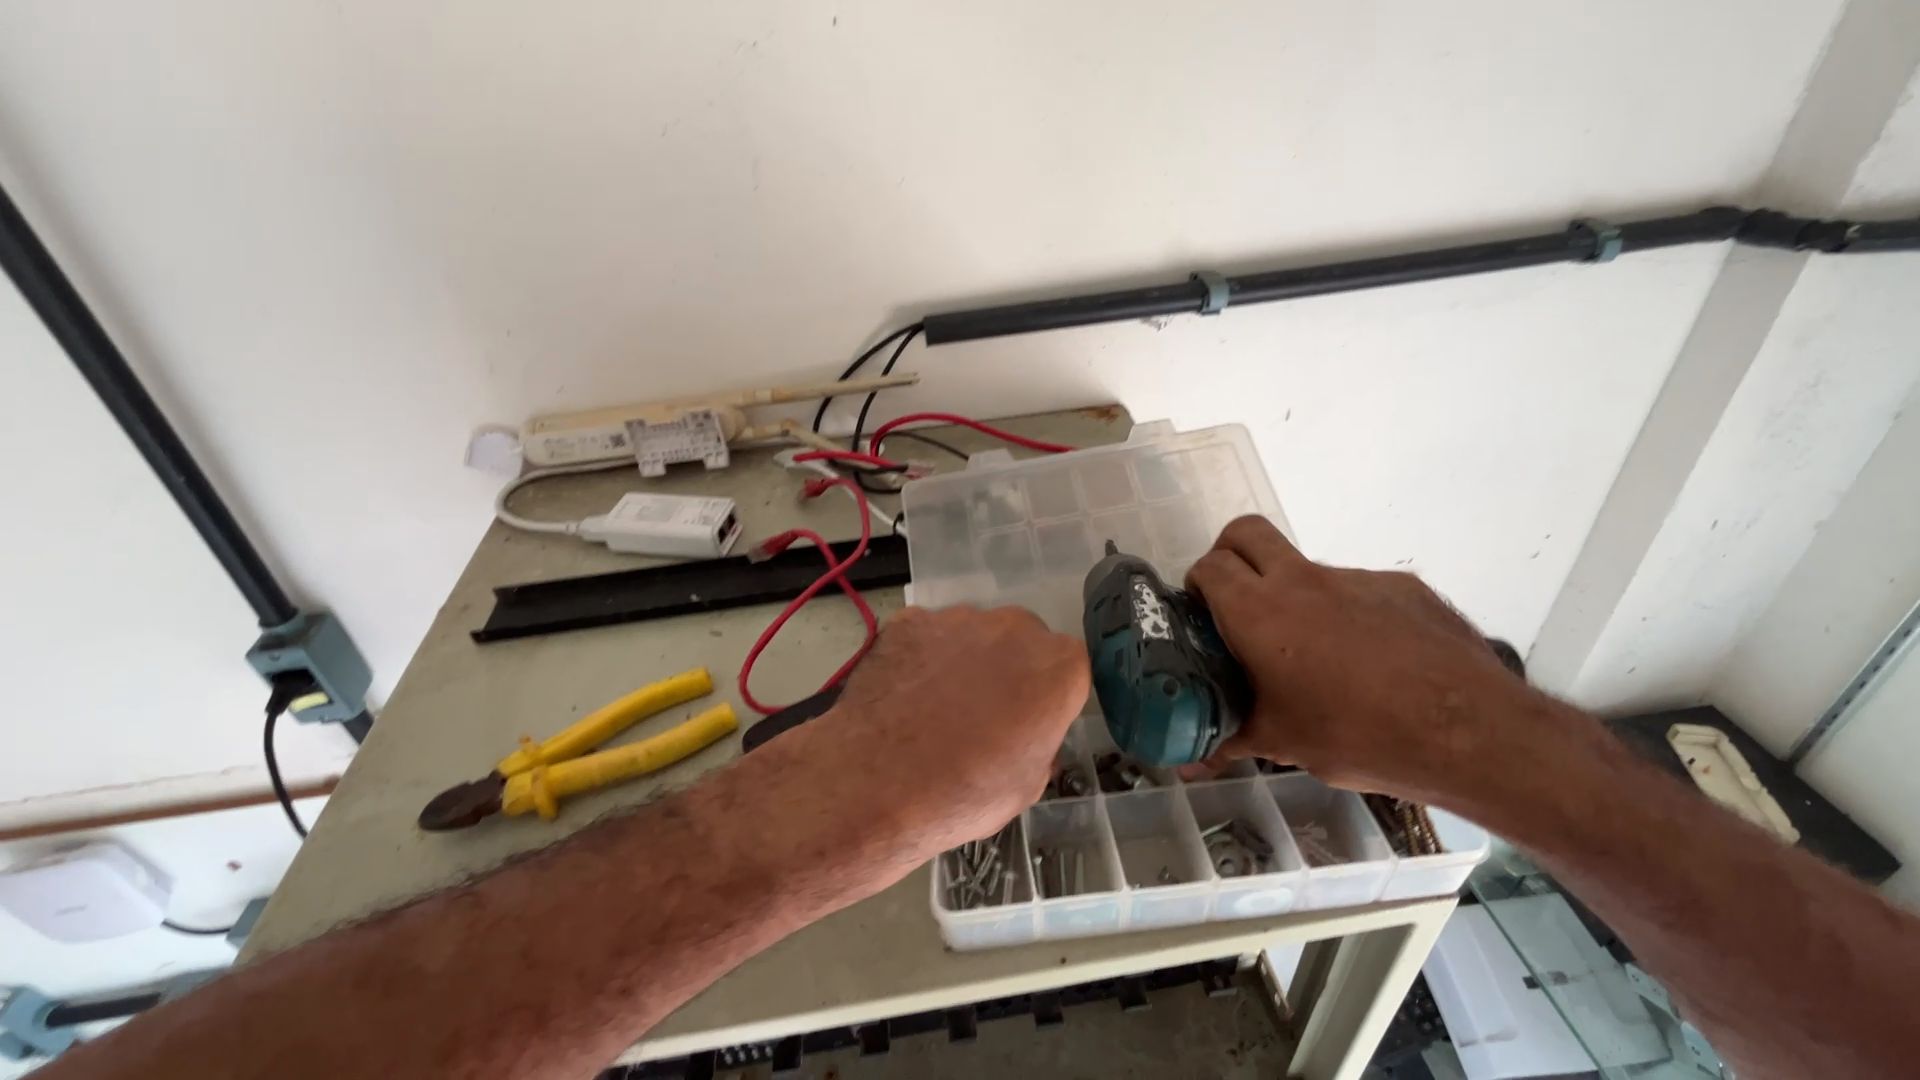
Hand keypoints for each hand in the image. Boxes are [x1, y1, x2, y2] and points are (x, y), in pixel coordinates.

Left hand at [768, 605, 1089, 869]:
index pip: (1069, 666)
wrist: (879, 783)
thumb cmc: (966, 793)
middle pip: (1023, 639)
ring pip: (973, 633)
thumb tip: (1030, 736)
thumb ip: (1041, 744)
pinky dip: (921, 655)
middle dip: (1009, 667)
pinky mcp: (910, 621)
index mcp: (1058, 667)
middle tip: (984, 711)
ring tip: (936, 705)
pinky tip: (904, 692)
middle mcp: (1015, 628)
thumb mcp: (1028, 785)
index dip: (1050, 693)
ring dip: (964, 658)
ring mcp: (958, 618)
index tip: (1031, 717)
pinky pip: (926, 634)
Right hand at [1186, 516, 1533, 804]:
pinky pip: (1360, 590)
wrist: (1471, 733)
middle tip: (1237, 602)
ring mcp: (1358, 578)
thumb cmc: (1357, 735)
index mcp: (1260, 611)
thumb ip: (1229, 741)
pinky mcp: (1404, 587)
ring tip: (1316, 656)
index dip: (1198, 585)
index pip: (1209, 566)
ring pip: (1306, 567)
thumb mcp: (1283, 745)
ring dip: (1294, 595)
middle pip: (1246, 533)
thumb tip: (1187, 764)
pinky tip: (1374, 663)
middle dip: (1230, 554)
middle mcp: (1303, 580)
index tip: (1203, 616)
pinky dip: (1350, 614)